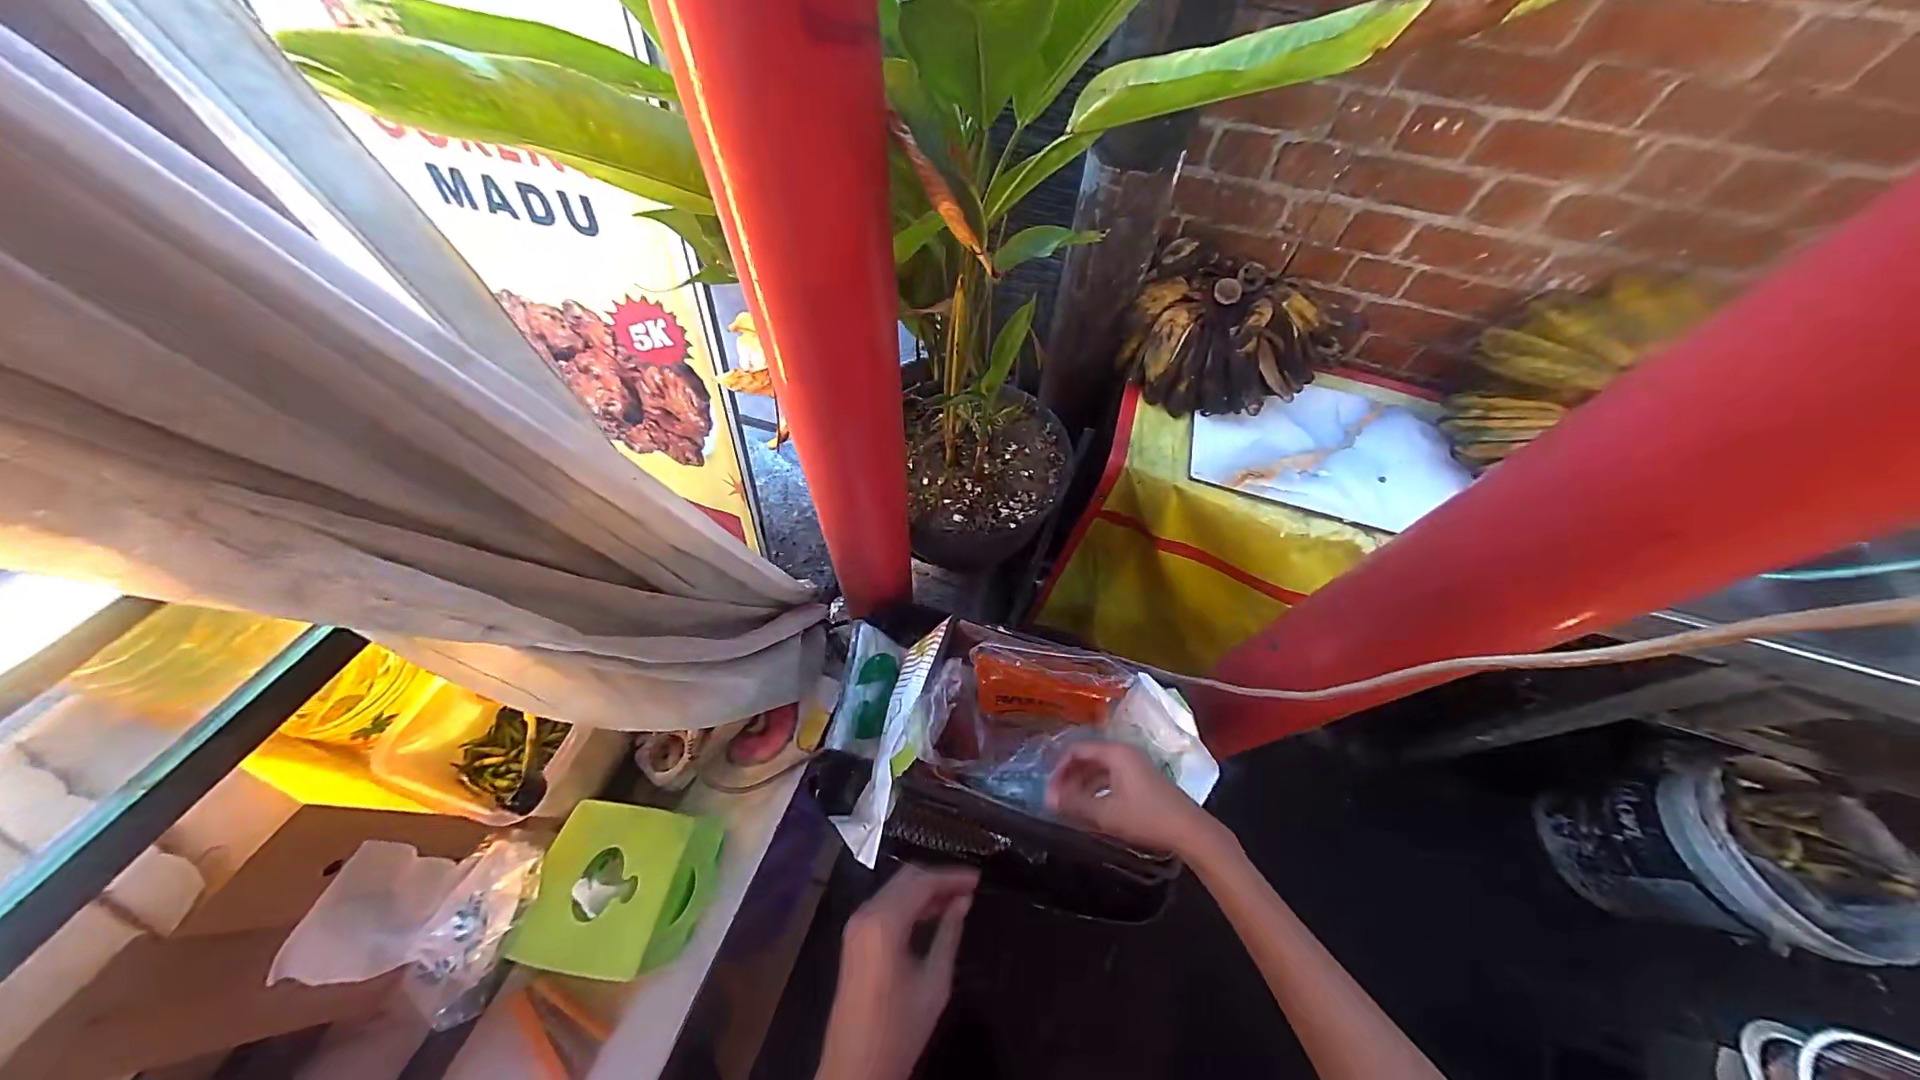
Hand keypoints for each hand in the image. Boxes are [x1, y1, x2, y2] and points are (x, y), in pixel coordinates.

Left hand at [816, 863, 978, 1079]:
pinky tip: (932, 913)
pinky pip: (885, 905)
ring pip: (895, 889)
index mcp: (883, 922)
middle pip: (906, 878)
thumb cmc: (899, 1030)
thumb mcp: (934, 982)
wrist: (856, 1070)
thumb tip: (963, 901)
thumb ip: (949, 933)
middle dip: (938, 878)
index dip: (951, 876)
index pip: (922, 882)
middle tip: (969, 886)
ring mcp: (856, 925)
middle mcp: (865, 914)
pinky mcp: (854, 937)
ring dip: (924, 889)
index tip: (977, 878)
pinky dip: (909, 902)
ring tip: (957, 898)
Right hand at [1046, 739, 1224, 857]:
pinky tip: (1091, 807)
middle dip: (1069, 777)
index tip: (1049, 788)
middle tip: (1056, 798)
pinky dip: (1096, 789)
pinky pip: (1111, 777)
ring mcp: (1135, 765)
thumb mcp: (1106, 813)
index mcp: (1115, 753)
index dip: (1059, 768)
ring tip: (1069, 805)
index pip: (1077, 750)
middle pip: (1087, 758)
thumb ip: (1075, 804)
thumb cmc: (1146, 818)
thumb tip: (1048, 800)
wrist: (1190, 831)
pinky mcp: (1142, 779)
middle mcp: (1124, 753)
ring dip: (1082, 784)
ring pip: (1099, 769)